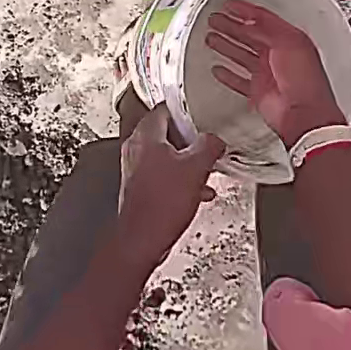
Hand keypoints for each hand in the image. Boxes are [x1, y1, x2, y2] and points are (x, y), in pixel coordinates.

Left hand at [116, 105, 225, 273]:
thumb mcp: (196, 168)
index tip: (200, 116)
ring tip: (205, 169)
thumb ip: (209, 146)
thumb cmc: (161, 204)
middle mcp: (136, 148)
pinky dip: (179, 177)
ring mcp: (135, 168)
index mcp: (146, 135)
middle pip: (166, 132)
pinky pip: (162, 174)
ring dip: (186, 160)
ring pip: (165, 154)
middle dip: (189, 138)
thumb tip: (215, 139)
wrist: (142, 240)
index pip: (165, 109)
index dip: (185, 111)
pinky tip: (198, 191)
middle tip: (205, 143)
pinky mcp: (139, 187)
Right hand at [206, 0, 346, 145]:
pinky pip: (239, 80)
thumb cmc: (304, 80)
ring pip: (241, 54)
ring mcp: (267, 73)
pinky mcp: (259, 91)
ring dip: (226, 45)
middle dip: (231, 25)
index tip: (229, 4)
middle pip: (248, 35)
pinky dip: (228, 74)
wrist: (304, 113)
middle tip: (215, 18)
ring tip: (211, 37)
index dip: (244, 10)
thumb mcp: (287, 42)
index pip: (262, 19)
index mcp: (288, 39)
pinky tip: (218, 69)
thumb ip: (266, 29)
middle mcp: (277, 54)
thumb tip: (250, 20)